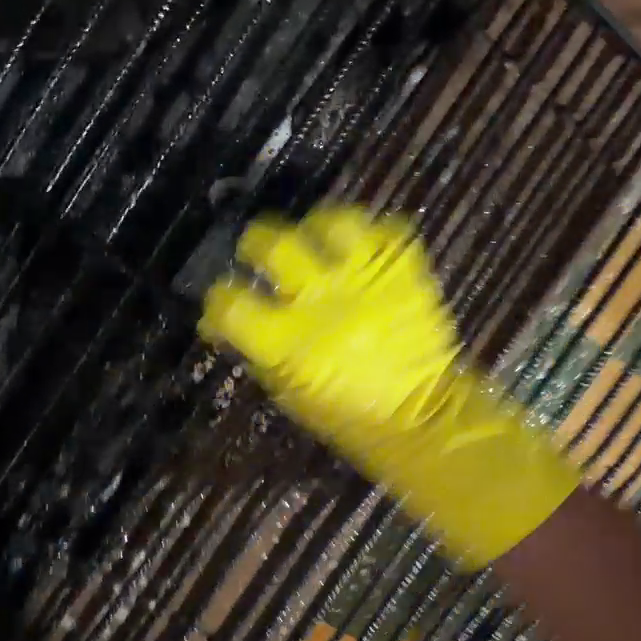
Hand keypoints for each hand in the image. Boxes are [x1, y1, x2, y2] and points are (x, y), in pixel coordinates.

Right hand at [200, 207, 580, 569]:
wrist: (421, 418)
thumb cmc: (349, 417)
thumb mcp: (290, 394)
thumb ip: (260, 354)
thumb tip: (230, 326)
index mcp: (285, 339)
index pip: (231, 302)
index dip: (219, 299)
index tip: (223, 303)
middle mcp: (320, 299)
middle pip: (274, 245)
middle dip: (256, 243)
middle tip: (259, 250)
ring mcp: (366, 279)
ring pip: (334, 222)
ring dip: (319, 226)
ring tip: (317, 237)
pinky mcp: (404, 272)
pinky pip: (387, 230)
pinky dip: (373, 234)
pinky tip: (364, 248)